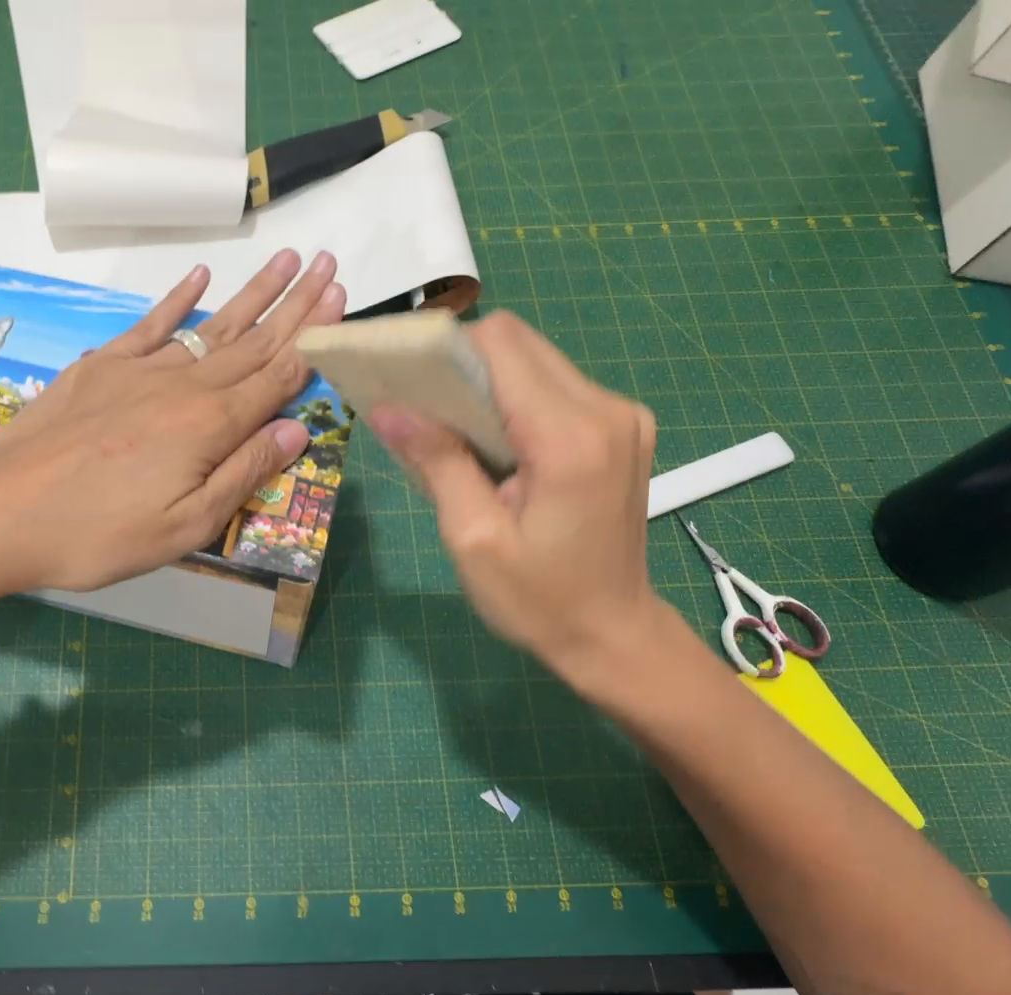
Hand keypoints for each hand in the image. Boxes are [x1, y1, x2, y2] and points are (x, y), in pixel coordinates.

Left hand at [0, 250, 344, 622]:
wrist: (1, 515)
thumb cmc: (99, 535)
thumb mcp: (184, 526)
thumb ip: (242, 473)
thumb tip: (296, 428)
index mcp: (208, 426)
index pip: (275, 377)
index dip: (313, 342)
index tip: (343, 303)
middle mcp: (181, 386)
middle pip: (251, 341)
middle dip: (296, 304)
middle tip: (330, 264)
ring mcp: (137, 371)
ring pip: (208, 325)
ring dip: (251, 293)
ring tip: (285, 258)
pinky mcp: (98, 368)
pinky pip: (148, 325)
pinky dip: (176, 299)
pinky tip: (199, 277)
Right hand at [370, 311, 668, 685]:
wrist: (613, 635)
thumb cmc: (538, 600)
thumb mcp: (473, 539)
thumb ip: (436, 462)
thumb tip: (387, 408)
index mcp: (571, 437)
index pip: (500, 344)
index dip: (446, 351)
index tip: (410, 386)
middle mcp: (608, 410)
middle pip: (519, 343)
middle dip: (463, 366)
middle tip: (428, 416)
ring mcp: (623, 416)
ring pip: (537, 361)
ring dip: (490, 385)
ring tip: (460, 437)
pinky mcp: (623, 427)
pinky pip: (556, 387)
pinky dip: (516, 402)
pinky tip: (498, 448)